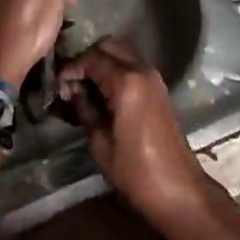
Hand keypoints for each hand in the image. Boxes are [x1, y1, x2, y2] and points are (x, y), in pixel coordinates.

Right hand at [57, 37, 219, 230]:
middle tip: (72, 82)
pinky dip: (116, 69)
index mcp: (126, 82)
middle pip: (109, 46)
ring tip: (86, 86)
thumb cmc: (137, 172)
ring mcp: (154, 78)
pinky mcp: (160, 89)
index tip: (58, 85)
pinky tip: (103, 92)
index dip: (71, 68)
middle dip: (87, 58)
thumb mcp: (101, 144)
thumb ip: (84, 109)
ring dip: (103, 61)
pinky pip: (133, 65)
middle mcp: (142, 70)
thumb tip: (71, 91)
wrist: (181, 193)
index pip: (92, 59)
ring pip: (122, 52)